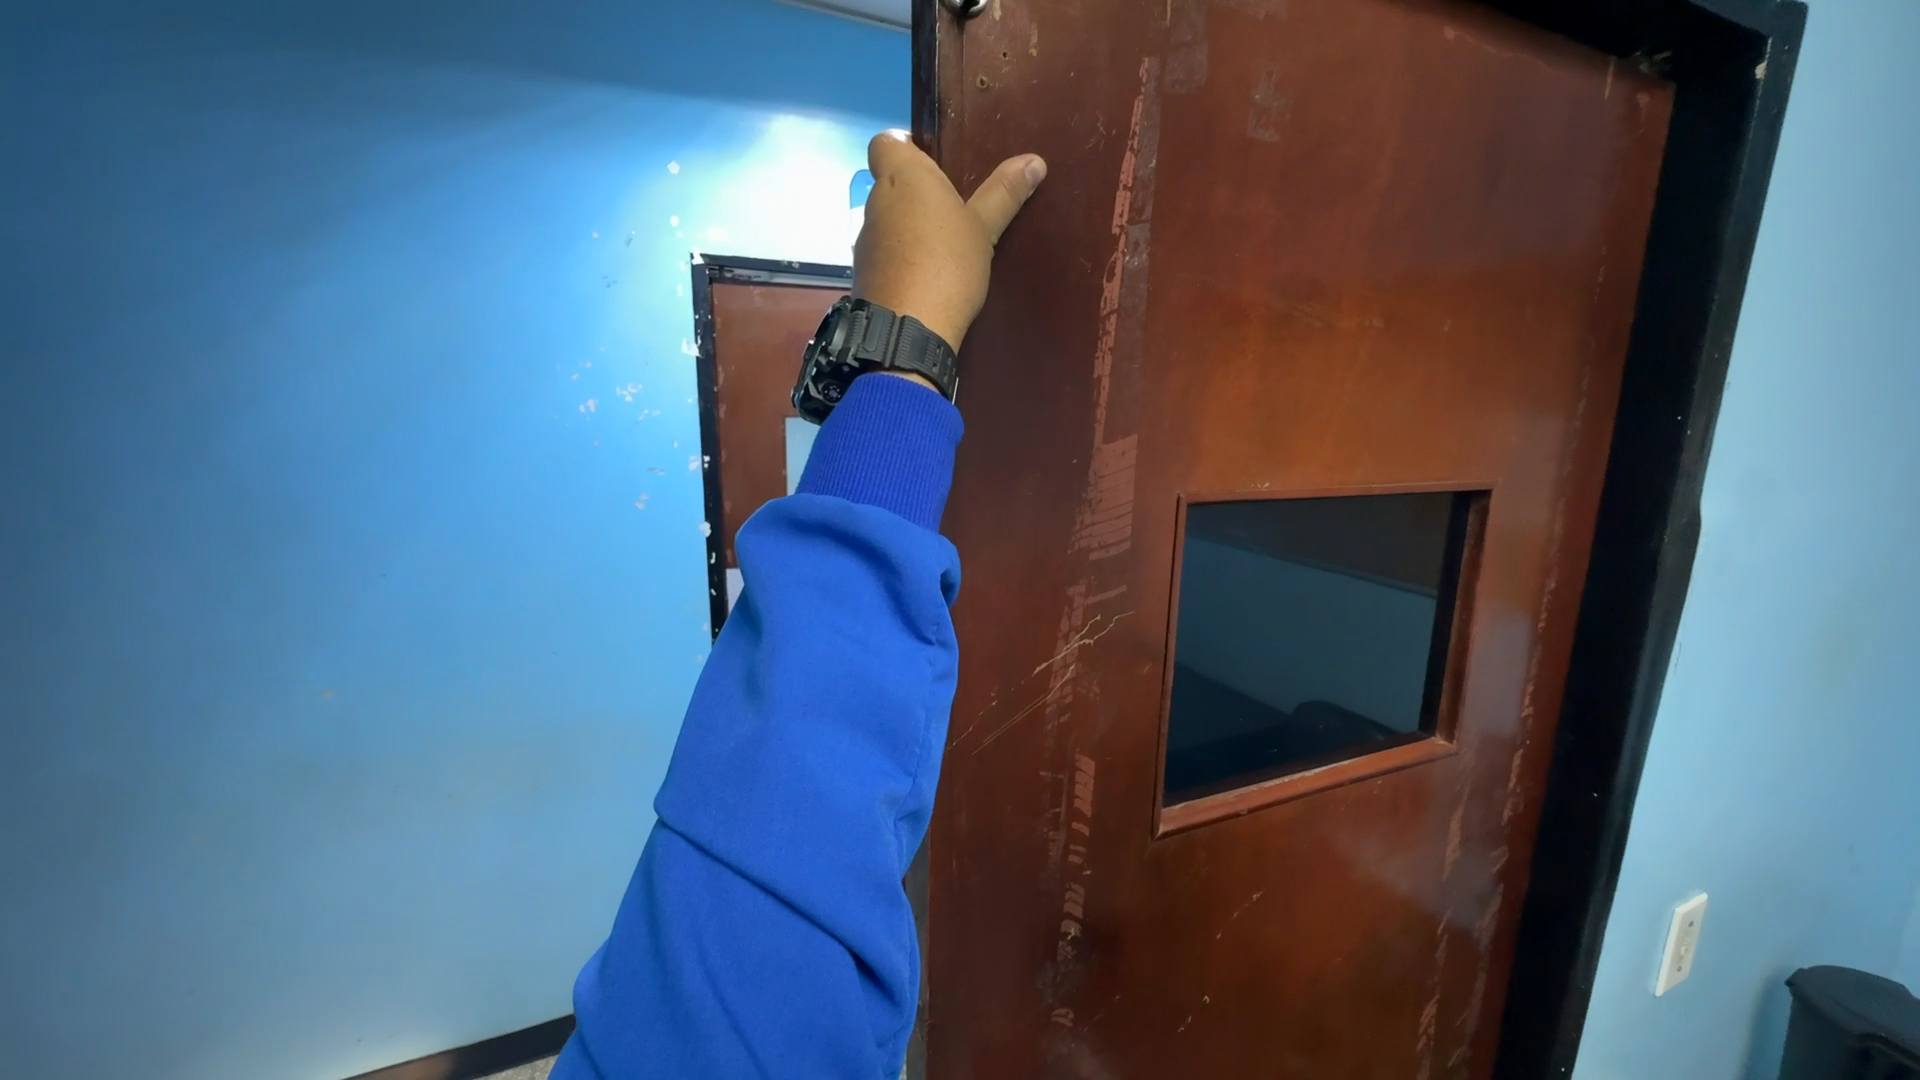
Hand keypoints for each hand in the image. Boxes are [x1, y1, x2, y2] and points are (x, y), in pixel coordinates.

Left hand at [854, 131, 1046, 354]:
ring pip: (886, 222)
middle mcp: (875, 202)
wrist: (907, 328)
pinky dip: (901, 259)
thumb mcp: (983, 229)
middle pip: (889, 185)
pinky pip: (885, 255)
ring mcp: (865, 240)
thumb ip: (1003, 194)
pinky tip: (926, 278)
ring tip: (941, 250)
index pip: (884, 142)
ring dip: (908, 230)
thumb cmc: (947, 265)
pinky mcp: (865, 274)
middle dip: (915, 194)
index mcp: (902, 176)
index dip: (904, 147)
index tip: (932, 163)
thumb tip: (1035, 161)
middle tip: (950, 211)